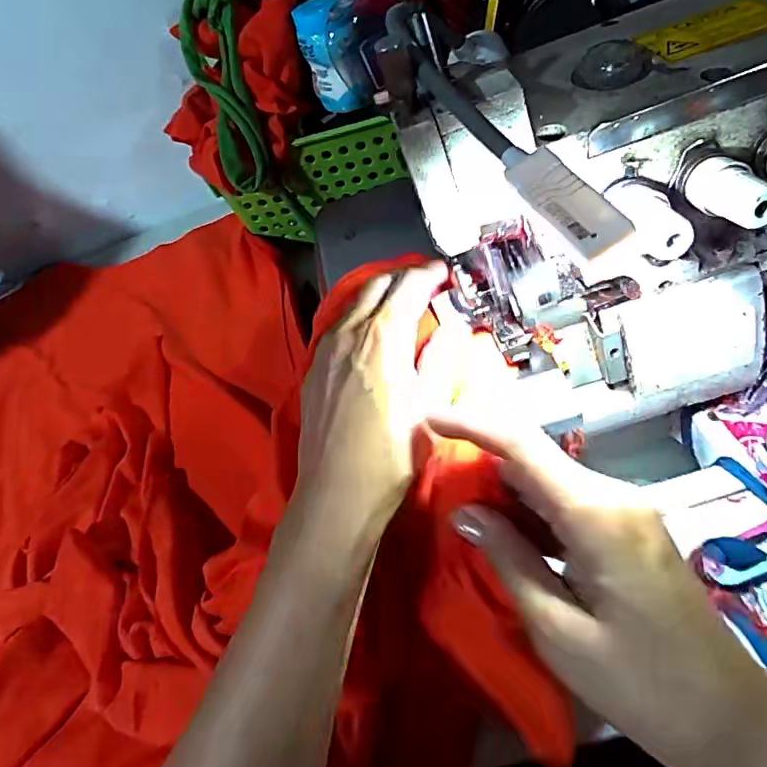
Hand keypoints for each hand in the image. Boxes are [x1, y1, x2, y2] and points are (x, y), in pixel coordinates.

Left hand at [296, 263, 447, 525]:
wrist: (337, 495)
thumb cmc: (393, 452)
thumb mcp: (432, 404)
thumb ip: (442, 357)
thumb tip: (451, 326)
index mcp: (383, 336)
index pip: (408, 287)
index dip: (429, 274)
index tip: (444, 271)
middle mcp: (350, 333)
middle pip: (377, 287)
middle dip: (404, 277)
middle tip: (427, 281)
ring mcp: (327, 351)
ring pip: (355, 304)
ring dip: (381, 293)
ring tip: (402, 299)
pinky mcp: (315, 371)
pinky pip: (340, 325)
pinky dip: (361, 314)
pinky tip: (372, 331)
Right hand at [434, 411, 766, 766]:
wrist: (726, 712)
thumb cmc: (642, 684)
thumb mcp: (561, 633)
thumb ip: (511, 561)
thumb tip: (466, 512)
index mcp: (598, 513)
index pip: (524, 446)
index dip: (473, 424)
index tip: (429, 415)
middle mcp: (615, 494)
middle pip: (538, 458)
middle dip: (484, 459)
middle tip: (433, 471)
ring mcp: (628, 508)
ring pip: (553, 479)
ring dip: (507, 486)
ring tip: (458, 500)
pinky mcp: (631, 526)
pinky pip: (572, 503)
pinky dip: (534, 510)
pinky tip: (505, 529)